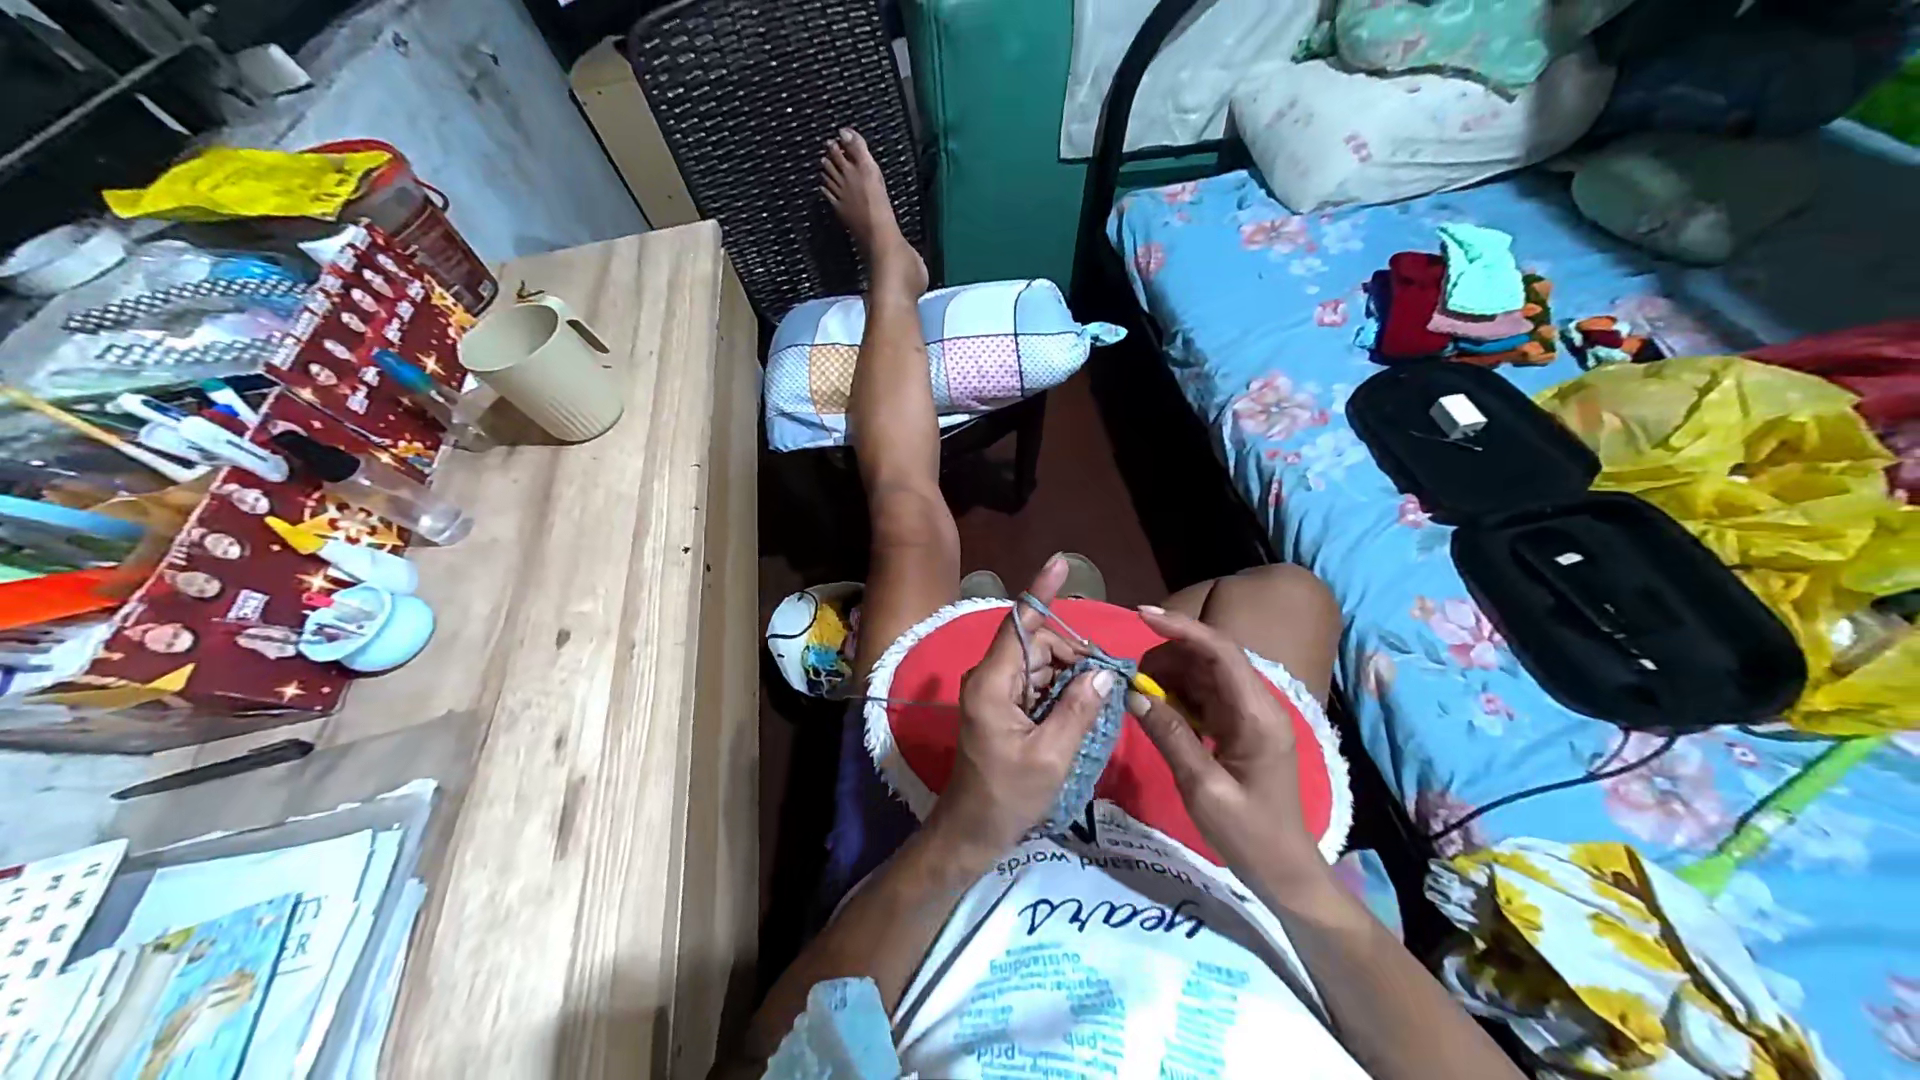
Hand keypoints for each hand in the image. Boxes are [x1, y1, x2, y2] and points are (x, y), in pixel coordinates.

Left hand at [924, 557, 1110, 867]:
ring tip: (1094, 699)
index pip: (1019, 625)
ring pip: (1039, 661)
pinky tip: (1079, 706)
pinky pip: (1035, 681)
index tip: (1060, 563)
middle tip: (1104, 681)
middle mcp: (989, 677)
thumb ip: (1079, 708)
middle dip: (1071, 653)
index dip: (1040, 592)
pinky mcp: (1001, 704)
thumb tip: (1103, 671)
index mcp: (993, 683)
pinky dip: (1059, 687)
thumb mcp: (1051, 754)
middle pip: (1036, 643)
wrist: (973, 828)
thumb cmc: (1008, 794)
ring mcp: (993, 690)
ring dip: (1068, 672)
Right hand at [1128, 607, 1325, 888]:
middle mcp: (1257, 705)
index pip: (1221, 652)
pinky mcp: (1238, 727)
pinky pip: (1204, 695)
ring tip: (1138, 693)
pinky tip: (1157, 709)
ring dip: (1168, 674)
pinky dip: (1176, 694)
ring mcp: (1248, 715)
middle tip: (1130, 677)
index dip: (1181, 628)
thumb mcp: (1203, 788)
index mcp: (1257, 715)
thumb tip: (1133, 695)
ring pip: (1204, 673)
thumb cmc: (1249, 835)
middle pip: (1210, 657)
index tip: (1141, 615)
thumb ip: (1169, 735)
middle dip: (1167, 655)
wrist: (1284, 871)